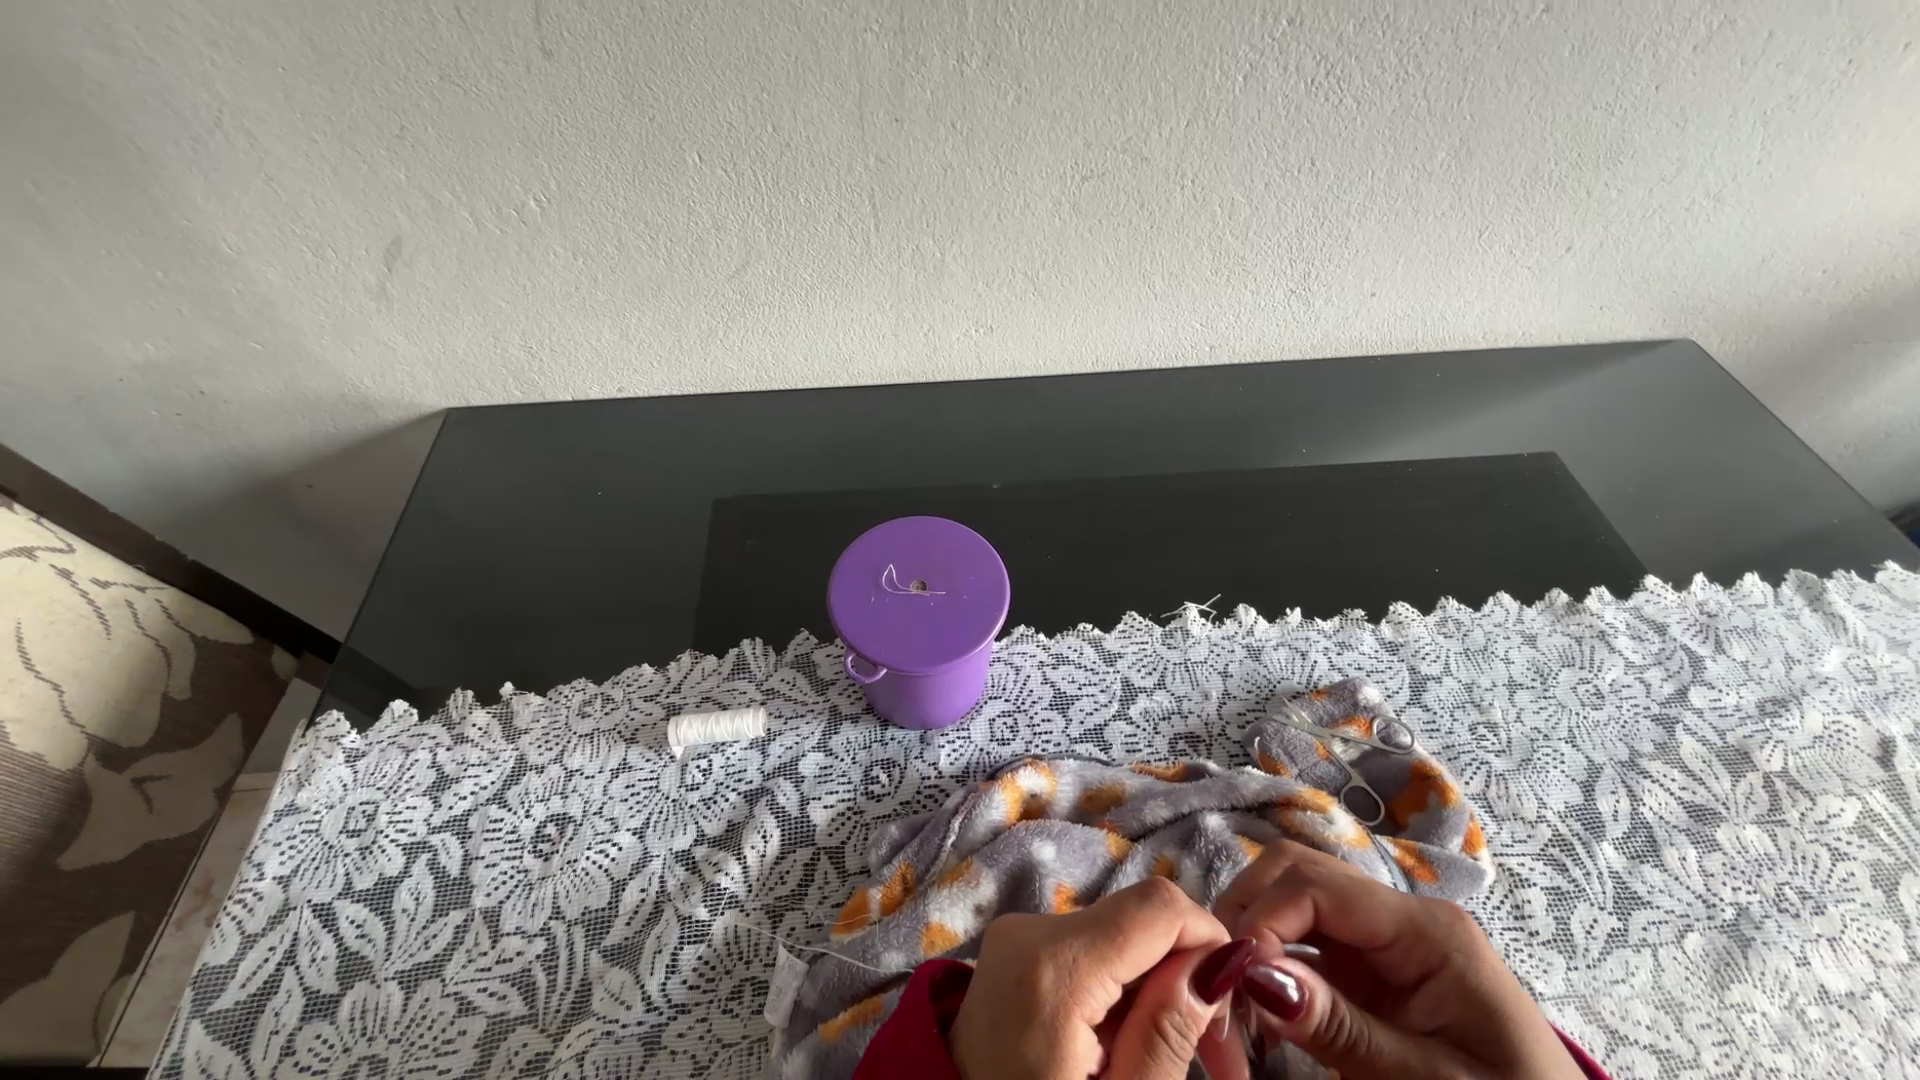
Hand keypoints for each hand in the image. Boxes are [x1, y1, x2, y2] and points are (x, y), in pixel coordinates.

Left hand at [948, 877, 1256, 1078]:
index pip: (1159, 905)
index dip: (1210, 942)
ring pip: (1123, 931)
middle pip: (1142, 918)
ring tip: (1178, 1056)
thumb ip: (1167, 1032)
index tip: (1230, 1011)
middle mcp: (1031, 929)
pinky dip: (1124, 983)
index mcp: (1054, 966)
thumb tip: (1223, 961)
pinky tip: (1131, 1040)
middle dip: (1190, 973)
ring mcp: (1018, 933)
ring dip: (1161, 982)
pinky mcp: (1016, 945)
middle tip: (1221, 1057)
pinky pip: (1092, 945)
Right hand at [1214, 841, 1583, 1079]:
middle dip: (1245, 911)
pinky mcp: (1369, 968)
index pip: (1316, 884)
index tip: (1228, 979)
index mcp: (1427, 931)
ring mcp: (1382, 939)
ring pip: (1290, 897)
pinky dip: (1267, 959)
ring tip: (1230, 991)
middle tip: (1218, 977)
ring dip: (1249, 931)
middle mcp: (1399, 916)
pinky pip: (1302, 940)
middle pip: (1296, 871)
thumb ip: (1341, 1028)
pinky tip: (1255, 1001)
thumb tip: (1250, 971)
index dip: (1260, 918)